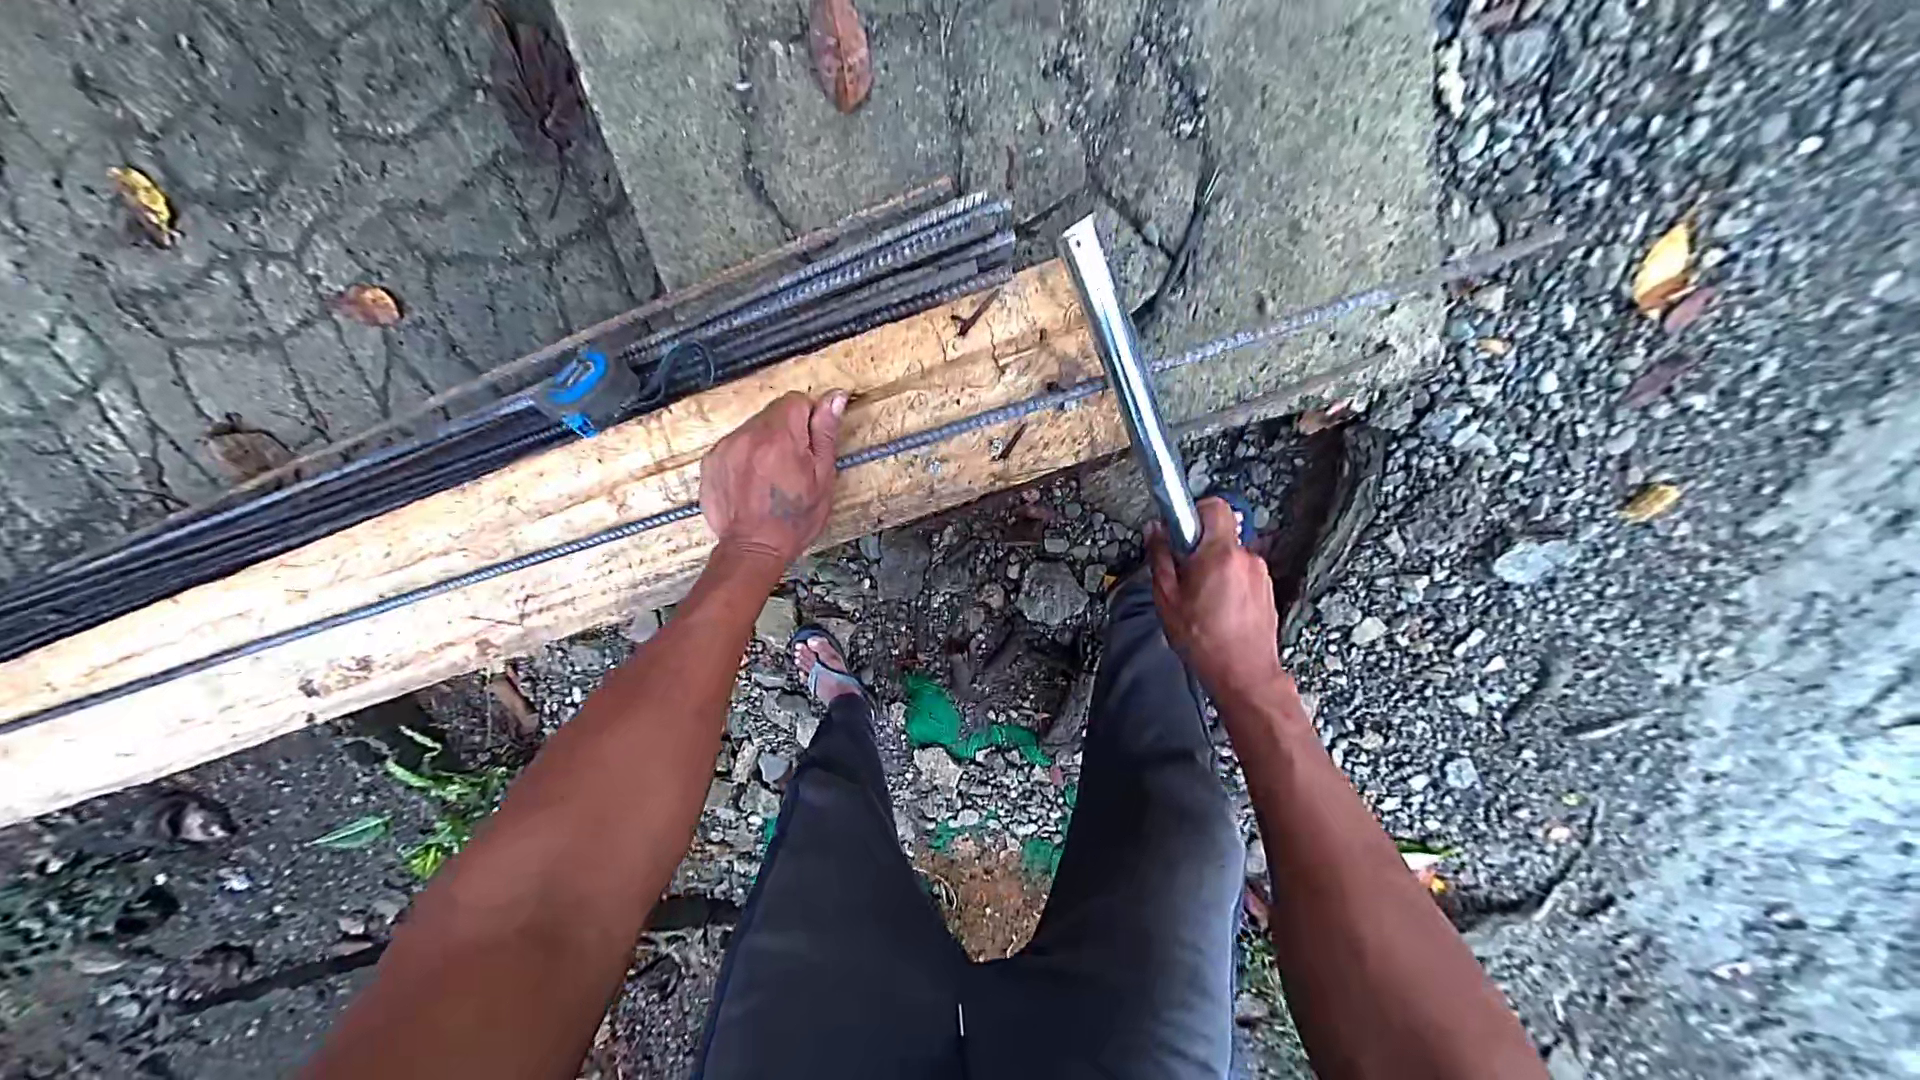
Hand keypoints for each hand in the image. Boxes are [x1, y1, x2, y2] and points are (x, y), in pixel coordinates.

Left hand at [700, 390, 846, 566]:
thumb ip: (825, 433)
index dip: (808, 419)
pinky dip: (746, 456)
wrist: (753, 549)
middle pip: (773, 414)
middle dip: (787, 432)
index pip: (796, 400)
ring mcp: (726, 447)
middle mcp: (748, 435)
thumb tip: (835, 398)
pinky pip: (735, 445)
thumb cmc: (793, 520)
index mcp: (780, 437)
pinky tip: (754, 482)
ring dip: (765, 444)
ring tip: (773, 477)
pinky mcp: (711, 461)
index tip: (810, 444)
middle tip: (793, 466)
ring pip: (753, 428)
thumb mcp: (822, 477)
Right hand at [1146, 497, 1287, 700]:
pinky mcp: (1265, 588)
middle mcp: (1246, 558)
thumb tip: (1155, 532)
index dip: (1192, 511)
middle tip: (1183, 572)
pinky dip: (1227, 581)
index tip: (1177, 525)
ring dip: (1213, 567)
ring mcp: (1259, 573)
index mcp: (1220, 554)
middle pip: (1218, 533)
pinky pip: (1240, 572)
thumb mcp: (1167, 598)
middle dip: (1198, 547)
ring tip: (1199, 596)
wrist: (1243, 673)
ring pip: (1229, 554)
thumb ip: (1160, 558)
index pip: (1213, 505)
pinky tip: (1215, 607)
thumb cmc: (1207, 642)